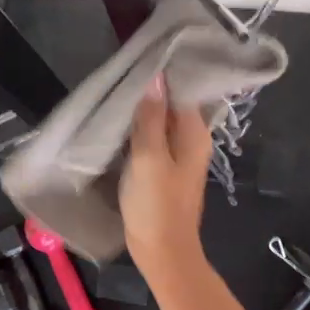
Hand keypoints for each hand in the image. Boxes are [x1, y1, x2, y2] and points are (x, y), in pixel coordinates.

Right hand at [121, 77, 213, 266]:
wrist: (162, 252)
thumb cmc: (156, 205)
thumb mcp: (149, 157)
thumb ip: (150, 117)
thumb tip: (155, 77)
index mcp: (194, 133)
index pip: (182, 89)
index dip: (161, 73)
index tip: (137, 56)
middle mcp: (191, 139)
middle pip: (171, 103)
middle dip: (149, 89)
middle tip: (120, 70)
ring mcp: (178, 155)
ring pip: (159, 120)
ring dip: (141, 109)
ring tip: (116, 90)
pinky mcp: (164, 167)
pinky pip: (152, 138)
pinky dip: (138, 128)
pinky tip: (120, 121)